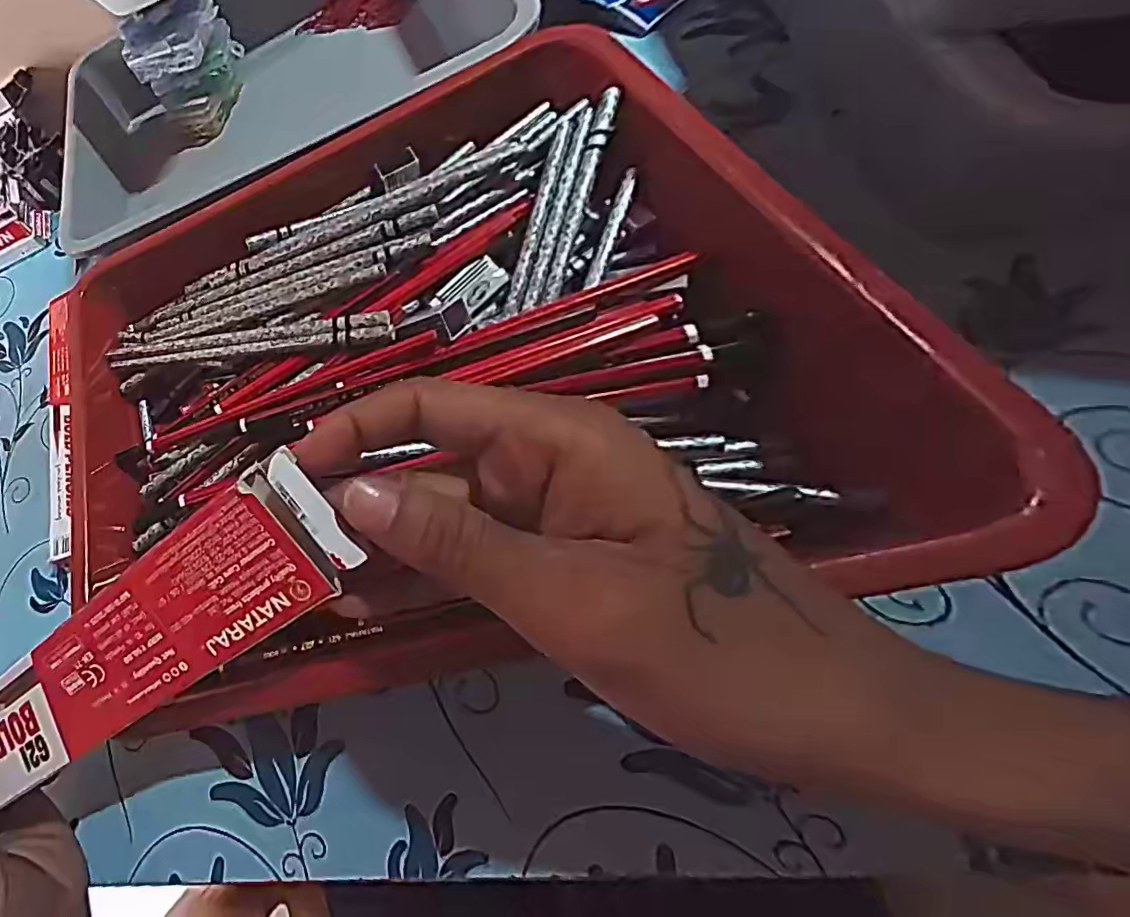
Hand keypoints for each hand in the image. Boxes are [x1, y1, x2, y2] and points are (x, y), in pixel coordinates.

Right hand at [291, 378, 926, 782]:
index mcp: (555, 439)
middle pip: (424, 464)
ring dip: (378, 547)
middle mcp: (538, 463)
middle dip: (356, 499)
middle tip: (290, 541)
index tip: (295, 468)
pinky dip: (418, 578)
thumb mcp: (571, 597)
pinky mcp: (543, 559)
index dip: (355, 428)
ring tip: (315, 580)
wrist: (839, 723)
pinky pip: (464, 559)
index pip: (429, 406)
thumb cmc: (718, 650)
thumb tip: (352, 494)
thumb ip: (456, 544)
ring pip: (437, 517)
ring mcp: (539, 515)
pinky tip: (367, 603)